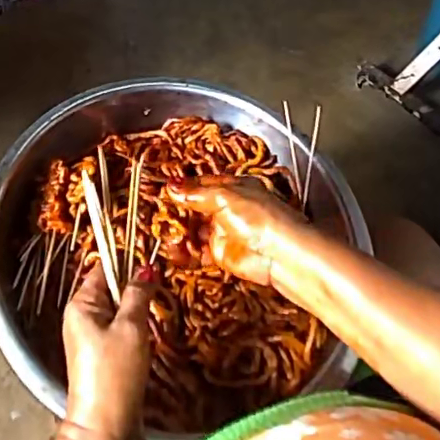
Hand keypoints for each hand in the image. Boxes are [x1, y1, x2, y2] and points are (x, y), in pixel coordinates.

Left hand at [59, 266, 155, 439]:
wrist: (101, 428)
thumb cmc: (115, 374)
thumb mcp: (131, 329)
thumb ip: (137, 296)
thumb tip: (145, 268)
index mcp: (80, 303)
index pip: (102, 269)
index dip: (126, 263)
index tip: (151, 262)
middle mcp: (78, 315)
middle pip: (108, 289)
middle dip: (132, 289)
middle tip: (159, 291)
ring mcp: (85, 335)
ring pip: (114, 310)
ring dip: (134, 310)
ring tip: (155, 312)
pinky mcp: (95, 354)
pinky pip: (114, 329)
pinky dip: (130, 329)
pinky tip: (146, 338)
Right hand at [163, 177, 307, 285]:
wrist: (281, 256)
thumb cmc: (259, 217)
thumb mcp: (224, 197)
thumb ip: (195, 193)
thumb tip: (170, 186)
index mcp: (232, 186)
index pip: (201, 183)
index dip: (182, 186)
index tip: (161, 189)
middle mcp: (227, 207)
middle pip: (194, 206)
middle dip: (177, 210)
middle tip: (158, 213)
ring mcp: (223, 230)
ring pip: (193, 228)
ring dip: (178, 230)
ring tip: (162, 232)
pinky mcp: (221, 254)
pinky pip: (197, 251)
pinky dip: (184, 251)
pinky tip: (172, 249)